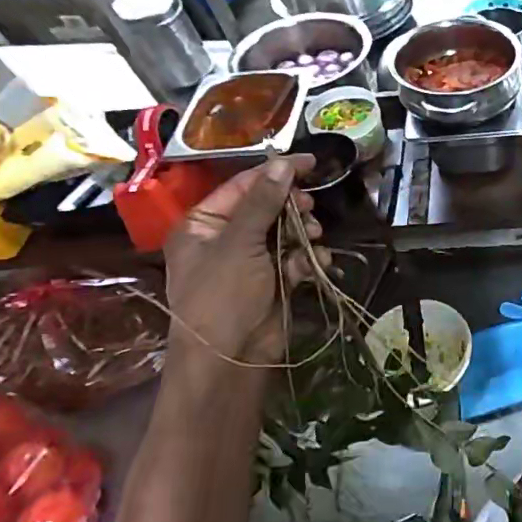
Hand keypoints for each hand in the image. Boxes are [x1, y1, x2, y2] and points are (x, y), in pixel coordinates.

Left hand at [163, 155, 324, 365]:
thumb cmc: (222, 296)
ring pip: (286, 232)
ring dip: (303, 232)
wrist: (230, 359)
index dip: (276, 173)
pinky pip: (296, 258)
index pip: (243, 186)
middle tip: (308, 208)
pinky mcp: (274, 281)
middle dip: (292, 207)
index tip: (310, 163)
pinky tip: (317, 264)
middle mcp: (226, 239)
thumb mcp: (240, 243)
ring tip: (312, 238)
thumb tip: (283, 163)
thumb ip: (263, 201)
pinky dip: (309, 258)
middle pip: (267, 207)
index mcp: (204, 224)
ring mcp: (251, 261)